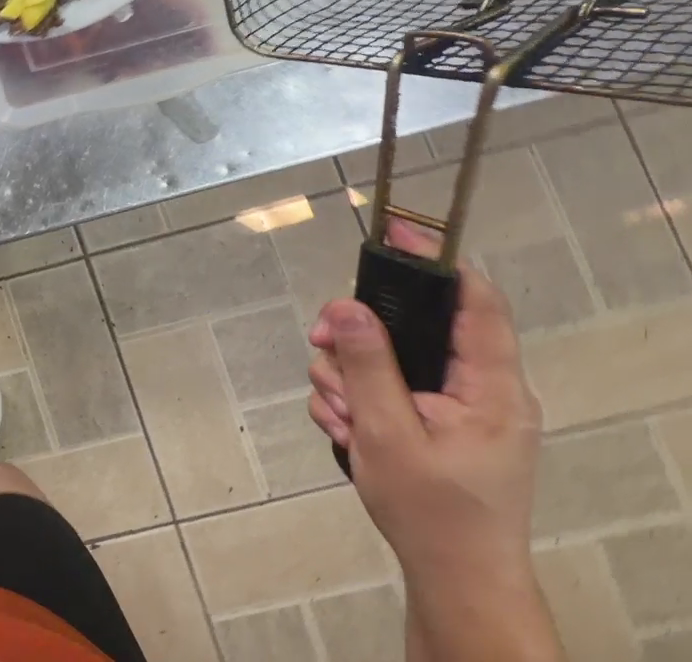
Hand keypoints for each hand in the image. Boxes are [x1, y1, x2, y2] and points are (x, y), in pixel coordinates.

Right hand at [307, 218, 543, 586]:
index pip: (476, 305)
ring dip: (346, 383)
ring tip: (344, 423)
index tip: (393, 236)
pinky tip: (347, 432)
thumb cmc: (433, 508)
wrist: (454, 577)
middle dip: (354, 343)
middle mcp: (477, 390)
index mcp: (491, 388)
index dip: (437, 265)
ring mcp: (452, 409)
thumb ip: (367, 366)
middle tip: (322, 356)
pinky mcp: (429, 425)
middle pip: (407, 332)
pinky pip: (380, 393)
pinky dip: (353, 406)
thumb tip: (345, 307)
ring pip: (382, 364)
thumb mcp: (388, 433)